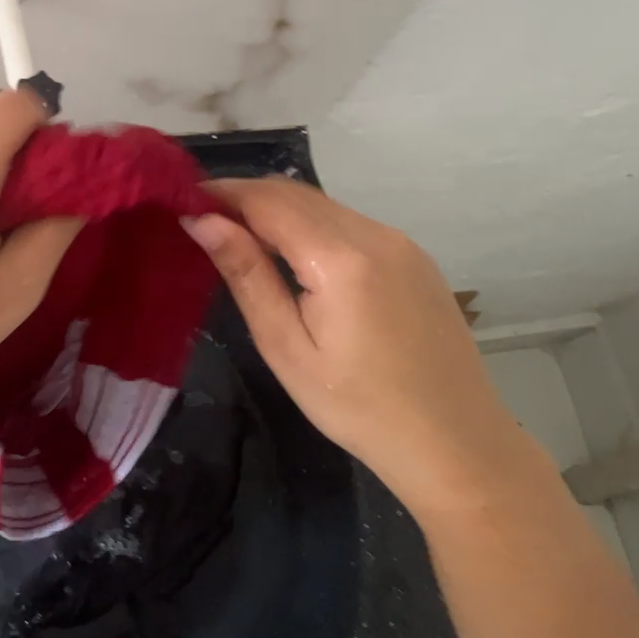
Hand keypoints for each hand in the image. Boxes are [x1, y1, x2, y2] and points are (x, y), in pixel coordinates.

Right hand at [182, 177, 533, 512]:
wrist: (457, 444)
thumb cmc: (357, 406)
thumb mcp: (285, 346)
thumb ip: (246, 274)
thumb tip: (201, 221)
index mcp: (341, 258)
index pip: (266, 200)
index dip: (221, 194)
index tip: (181, 203)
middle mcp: (375, 235)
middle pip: (295, 193)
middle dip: (243, 197)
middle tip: (200, 221)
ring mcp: (401, 244)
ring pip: (322, 204)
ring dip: (275, 210)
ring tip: (237, 238)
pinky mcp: (414, 258)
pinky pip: (348, 222)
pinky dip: (309, 225)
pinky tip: (290, 256)